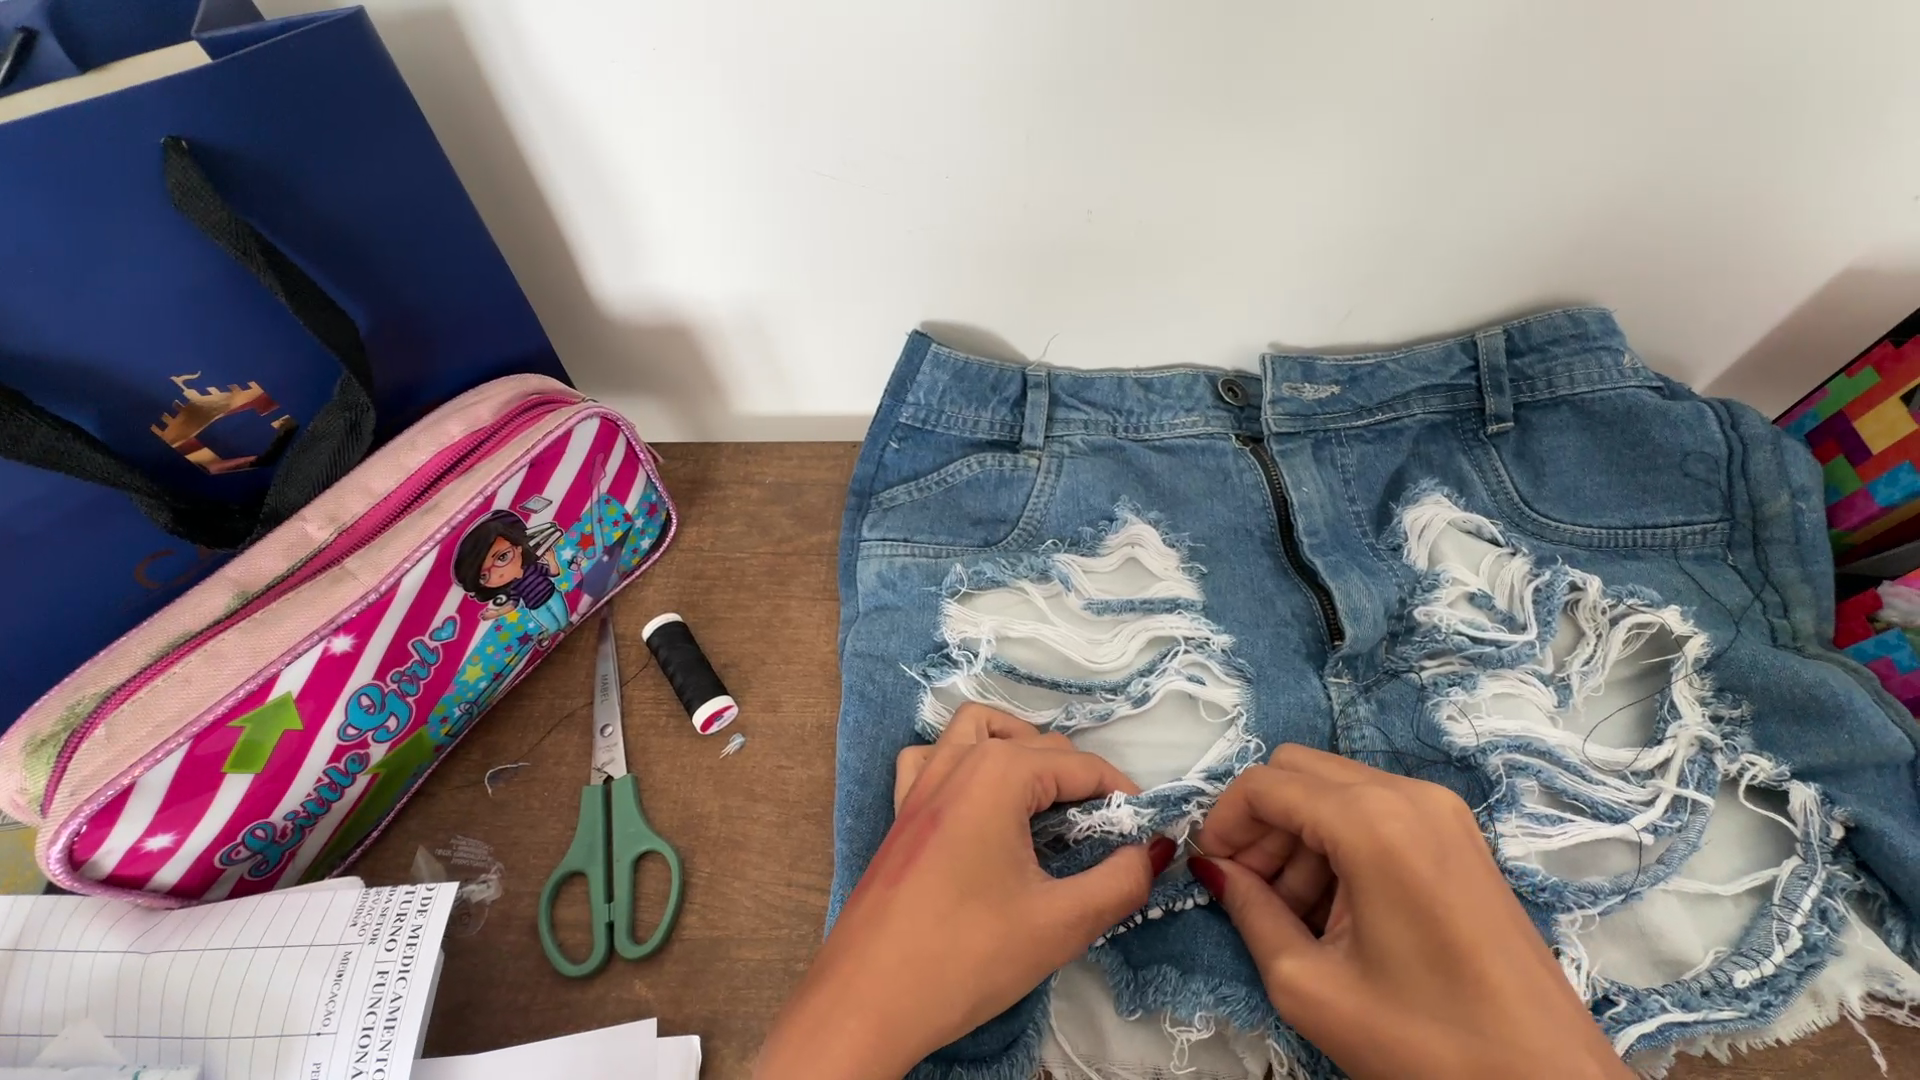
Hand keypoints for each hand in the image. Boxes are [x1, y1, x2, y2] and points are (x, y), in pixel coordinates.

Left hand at [755, 705, 1173, 1079]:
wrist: (868, 999)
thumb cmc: (967, 955)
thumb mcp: (1060, 923)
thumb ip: (1120, 881)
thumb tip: (1152, 851)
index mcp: (999, 773)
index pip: (1080, 765)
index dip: (1123, 794)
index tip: (1148, 829)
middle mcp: (958, 759)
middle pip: (1037, 746)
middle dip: (1080, 779)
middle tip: (1107, 834)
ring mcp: (921, 780)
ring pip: (980, 731)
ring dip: (1019, 748)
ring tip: (1047, 797)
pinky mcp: (900, 808)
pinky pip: (933, 758)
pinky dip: (962, 760)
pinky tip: (977, 800)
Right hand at [1191, 745, 1630, 1079]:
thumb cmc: (1428, 1044)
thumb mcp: (1310, 985)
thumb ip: (1248, 911)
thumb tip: (1214, 870)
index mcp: (1373, 821)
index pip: (1265, 784)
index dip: (1223, 820)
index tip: (1210, 869)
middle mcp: (1409, 793)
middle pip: (1297, 770)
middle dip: (1260, 822)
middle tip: (1249, 887)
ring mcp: (1442, 810)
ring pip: (1332, 787)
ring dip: (1296, 834)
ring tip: (1292, 910)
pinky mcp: (1459, 833)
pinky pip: (1372, 809)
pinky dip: (1336, 840)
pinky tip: (1336, 906)